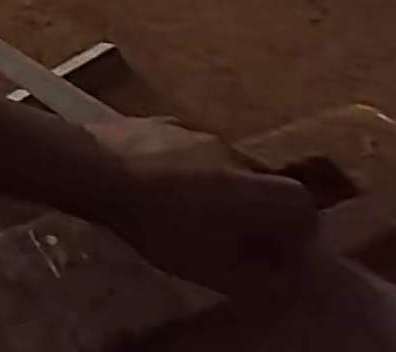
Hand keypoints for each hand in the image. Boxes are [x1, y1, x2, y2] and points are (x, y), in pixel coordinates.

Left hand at [87, 118, 317, 295]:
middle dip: (255, 205)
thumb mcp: (214, 270)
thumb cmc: (158, 224)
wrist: (94, 168)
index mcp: (252, 188)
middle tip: (230, 232)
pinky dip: (184, 164)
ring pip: (221, 159)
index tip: (275, 249)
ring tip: (186, 207)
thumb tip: (287, 275)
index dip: (296, 229)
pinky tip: (157, 181)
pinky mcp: (157, 120)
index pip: (301, 202)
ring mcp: (190, 129)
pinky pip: (186, 146)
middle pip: (261, 178)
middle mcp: (229, 150)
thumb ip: (261, 275)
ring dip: (217, 182)